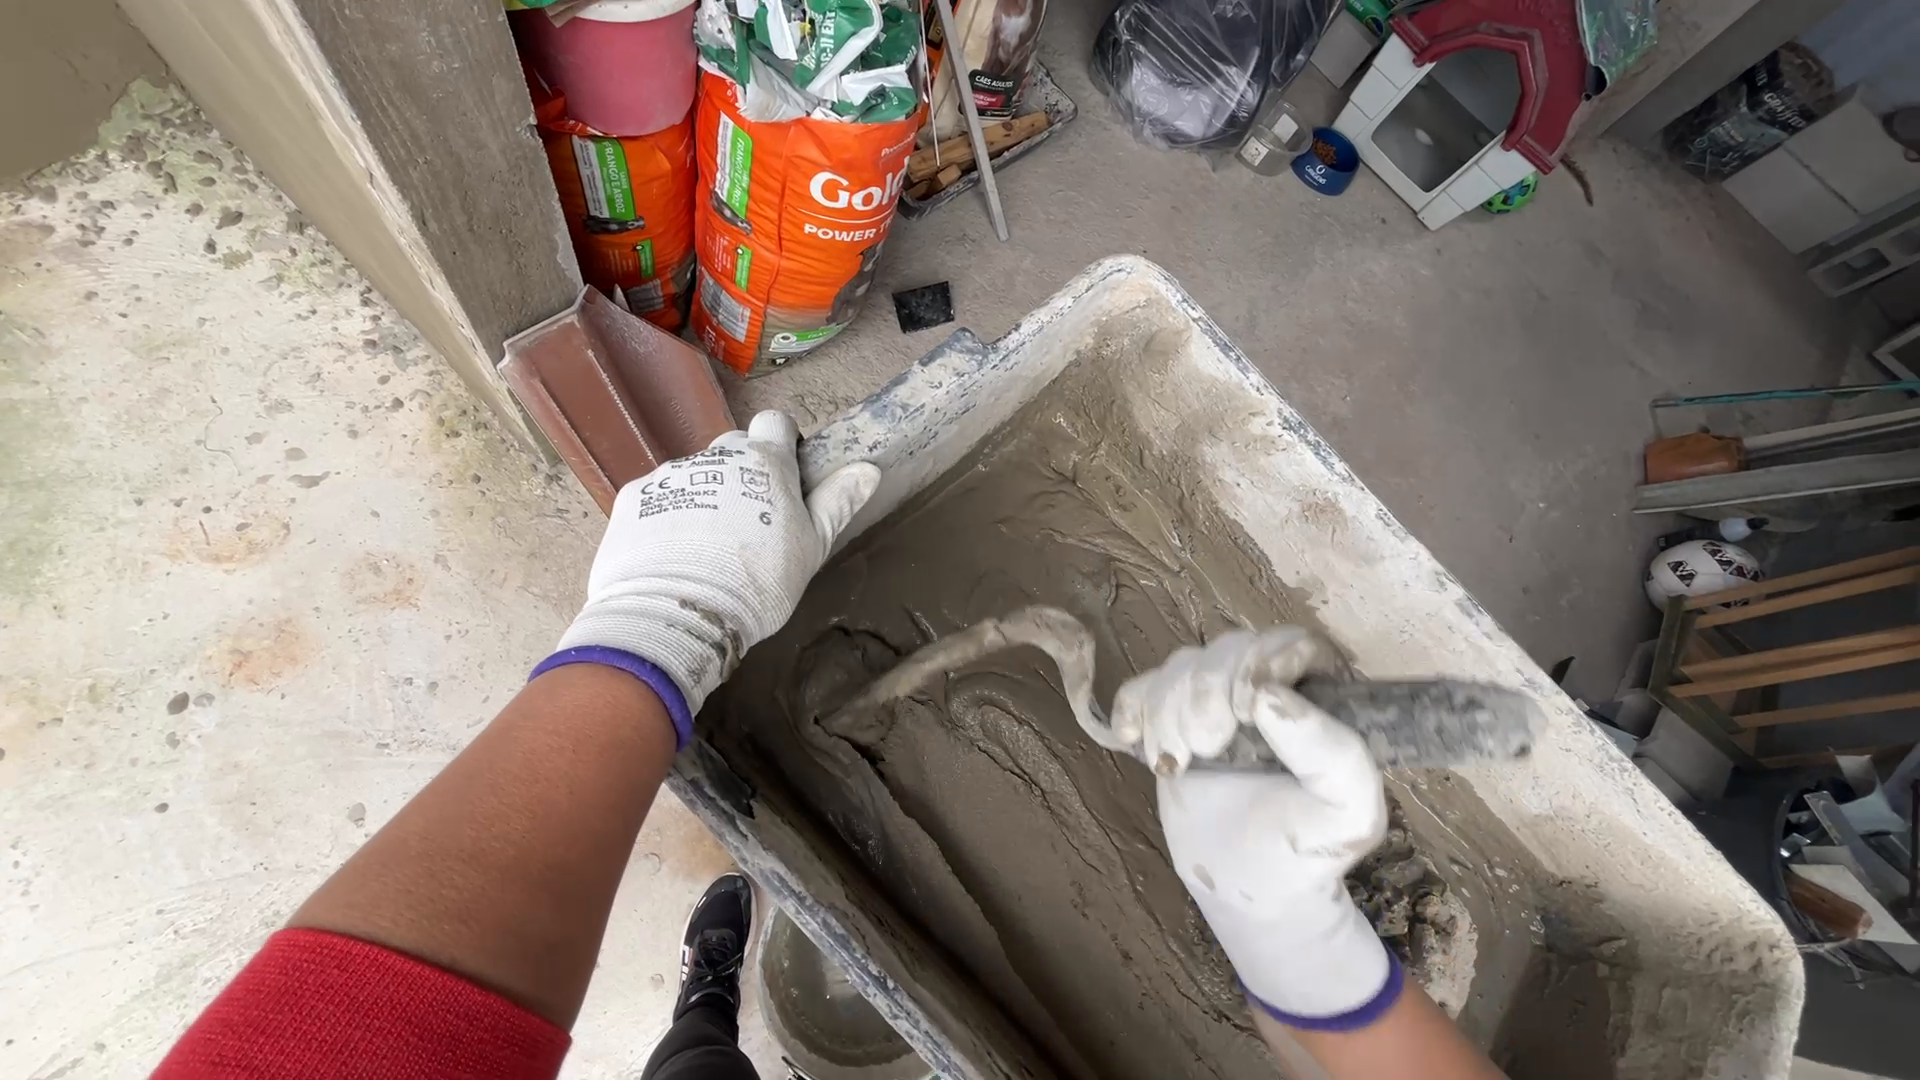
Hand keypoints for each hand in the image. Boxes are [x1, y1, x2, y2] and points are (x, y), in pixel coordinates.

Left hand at [545, 411, 880, 745]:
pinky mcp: (634, 498)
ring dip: (706, 496)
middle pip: (733, 447)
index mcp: (764, 462)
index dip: (781, 445)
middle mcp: (715, 456)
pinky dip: (667, 517)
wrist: (677, 612)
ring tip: (708, 547)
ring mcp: (671, 475)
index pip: (775, 423)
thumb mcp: (812, 547)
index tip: (784, 479)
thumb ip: (837, 503)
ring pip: (696, 474)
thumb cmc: (759, 580)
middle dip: (742, 472)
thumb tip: (868, 469)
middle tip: (749, 521)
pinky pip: (658, 498)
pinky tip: (674, 554)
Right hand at [1110, 629, 1398, 1028]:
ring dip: (1168, 711)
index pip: (1291, 642)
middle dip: (1204, 695)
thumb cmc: (1303, 849)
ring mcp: (1210, 696)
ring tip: (1175, 764)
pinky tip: (1135, 742)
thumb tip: (1267, 695)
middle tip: (1206, 749)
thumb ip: (1334, 754)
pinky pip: (1140, 686)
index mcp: (1318, 696)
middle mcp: (1264, 683)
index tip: (1246, 714)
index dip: (1259, 665)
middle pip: (1227, 649)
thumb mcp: (1346, 813)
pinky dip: (1131, 708)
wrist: (1242, 882)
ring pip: (1181, 664)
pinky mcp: (1167, 713)